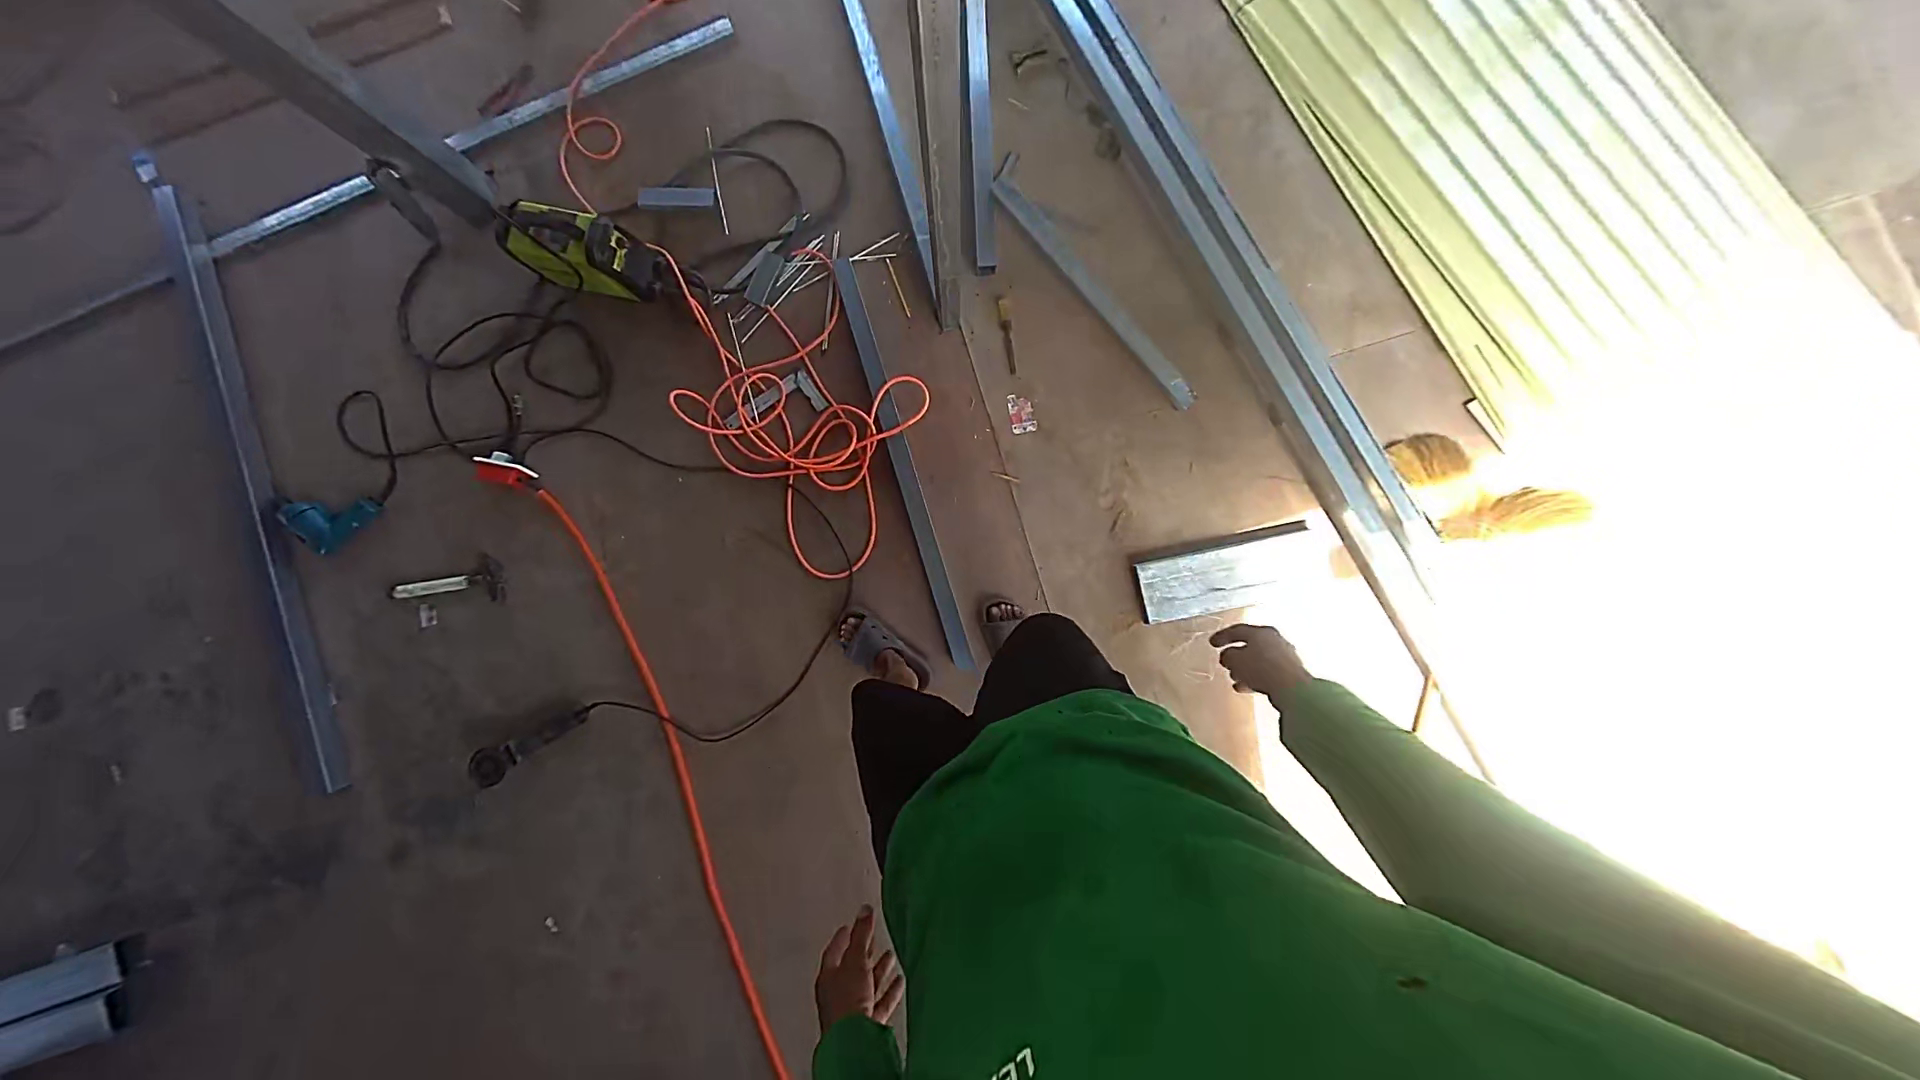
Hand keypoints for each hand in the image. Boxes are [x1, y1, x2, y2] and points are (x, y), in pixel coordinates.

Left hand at [815, 905, 903, 1032]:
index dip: (844, 936)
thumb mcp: (856, 960)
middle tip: (873, 937)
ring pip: (867, 984)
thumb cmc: (847, 1003)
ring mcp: (853, 1009)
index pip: (835, 950)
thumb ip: (862, 935)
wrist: (854, 1042)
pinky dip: (889, 990)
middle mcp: (838, 993)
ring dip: (879, 970)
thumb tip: (864, 910)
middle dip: (864, 952)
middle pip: (852, 967)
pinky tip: (899, 981)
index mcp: (828, 976)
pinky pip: (880, 1002)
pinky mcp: (868, 1023)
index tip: (852, 924)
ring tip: (890, 956)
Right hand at [1210, 624, 1311, 697]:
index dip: (1222, 636)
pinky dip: (1255, 678)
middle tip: (1226, 662)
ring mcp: (1285, 656)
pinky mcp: (1290, 672)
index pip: (1238, 630)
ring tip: (1234, 677)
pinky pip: (1268, 672)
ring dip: (1245, 668)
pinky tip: (1245, 687)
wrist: (1291, 688)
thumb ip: (1228, 656)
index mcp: (1262, 632)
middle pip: (1250, 645)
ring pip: (1259, 660)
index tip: (1213, 643)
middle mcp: (1275, 640)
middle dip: (1236, 655)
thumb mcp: (1235, 660)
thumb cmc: (1261, 668)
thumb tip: (1228, 657)